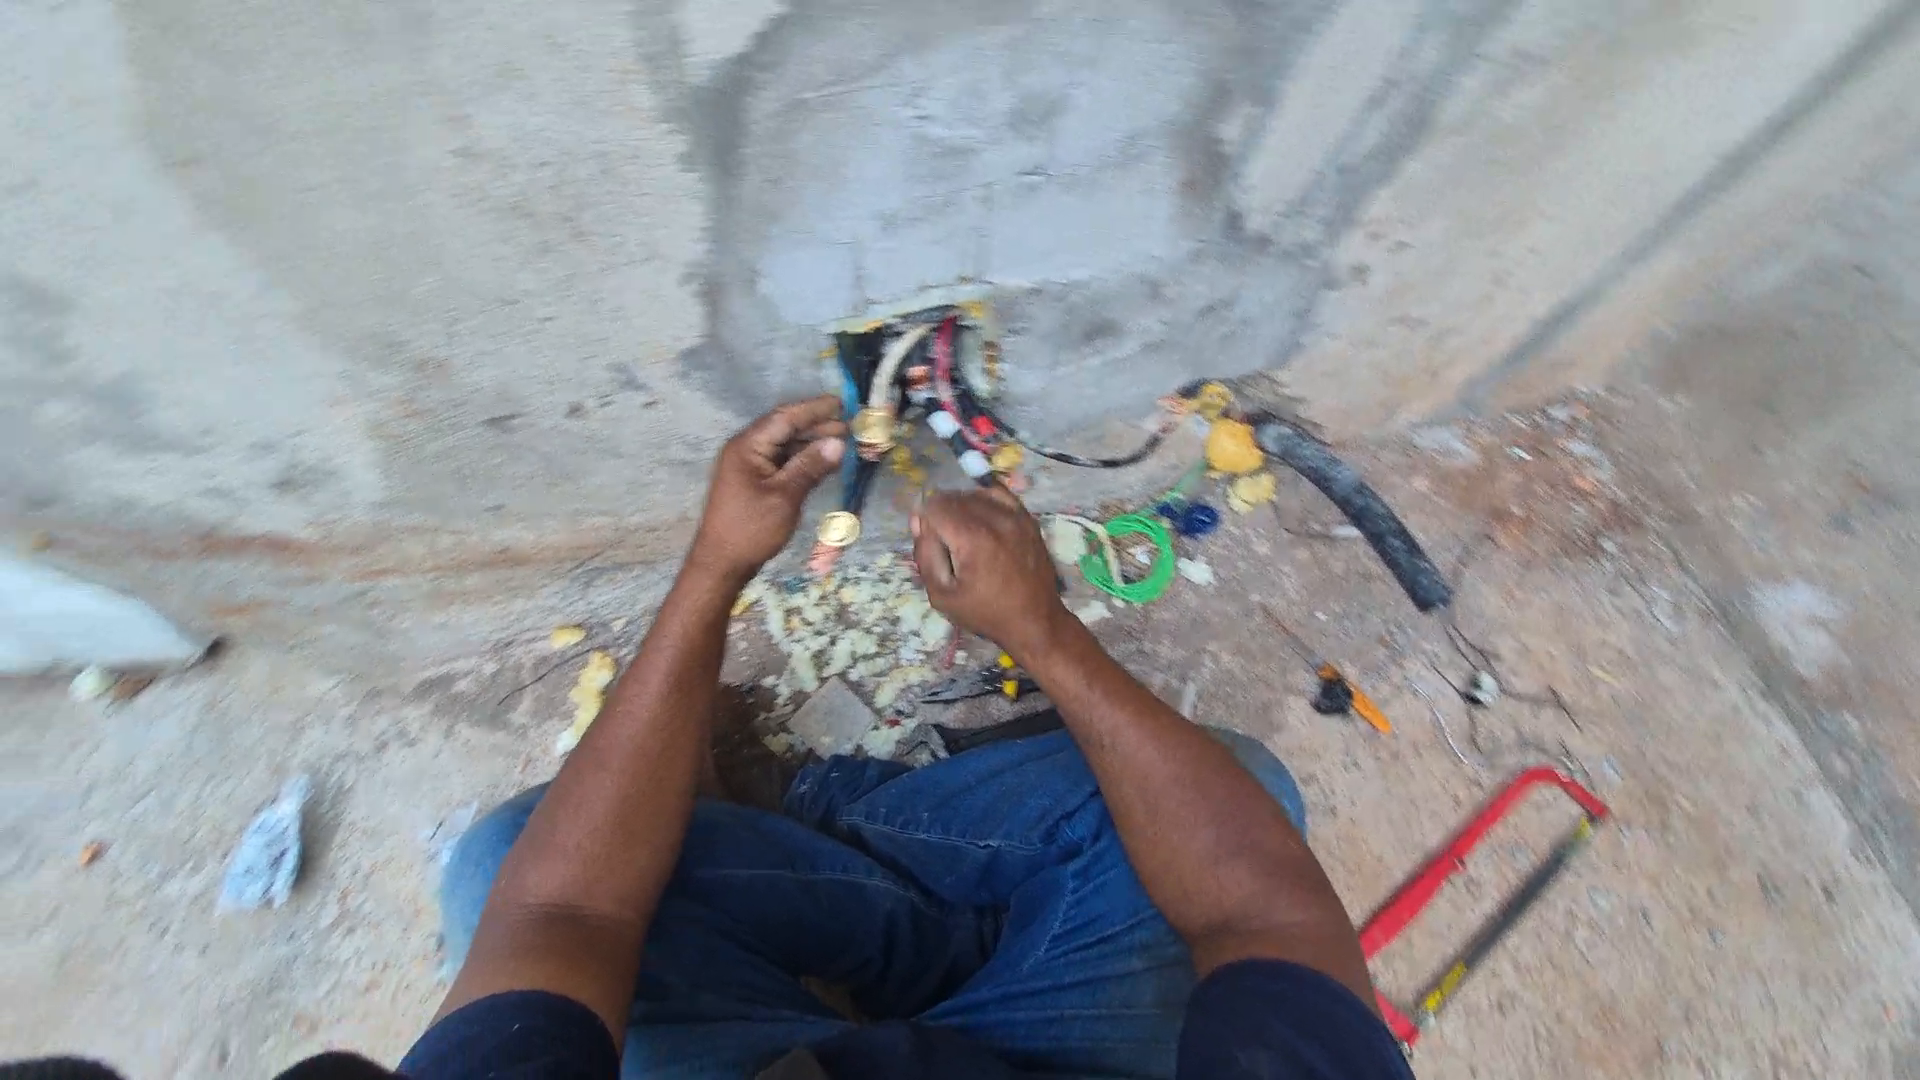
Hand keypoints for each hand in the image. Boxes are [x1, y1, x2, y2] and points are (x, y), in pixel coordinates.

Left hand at [690, 396, 845, 582]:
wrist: (722, 563)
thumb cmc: (751, 529)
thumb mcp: (785, 496)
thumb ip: (811, 466)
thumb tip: (837, 442)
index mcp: (748, 446)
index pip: (785, 418)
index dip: (814, 409)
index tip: (841, 403)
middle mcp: (746, 449)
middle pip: (785, 429)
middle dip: (816, 425)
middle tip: (849, 425)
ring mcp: (749, 466)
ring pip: (785, 445)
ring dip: (812, 443)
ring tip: (842, 442)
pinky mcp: (755, 482)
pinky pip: (782, 462)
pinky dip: (804, 460)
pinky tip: (824, 462)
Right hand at [912, 487, 1070, 658]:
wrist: (1034, 620)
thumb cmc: (985, 612)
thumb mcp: (941, 595)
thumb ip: (925, 554)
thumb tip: (918, 520)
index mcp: (972, 538)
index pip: (935, 505)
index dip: (925, 521)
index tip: (930, 543)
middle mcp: (995, 519)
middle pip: (954, 497)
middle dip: (942, 514)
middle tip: (946, 543)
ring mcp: (1015, 516)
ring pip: (975, 493)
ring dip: (962, 506)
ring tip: (964, 533)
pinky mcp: (1027, 519)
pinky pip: (999, 494)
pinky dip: (985, 500)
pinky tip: (982, 519)